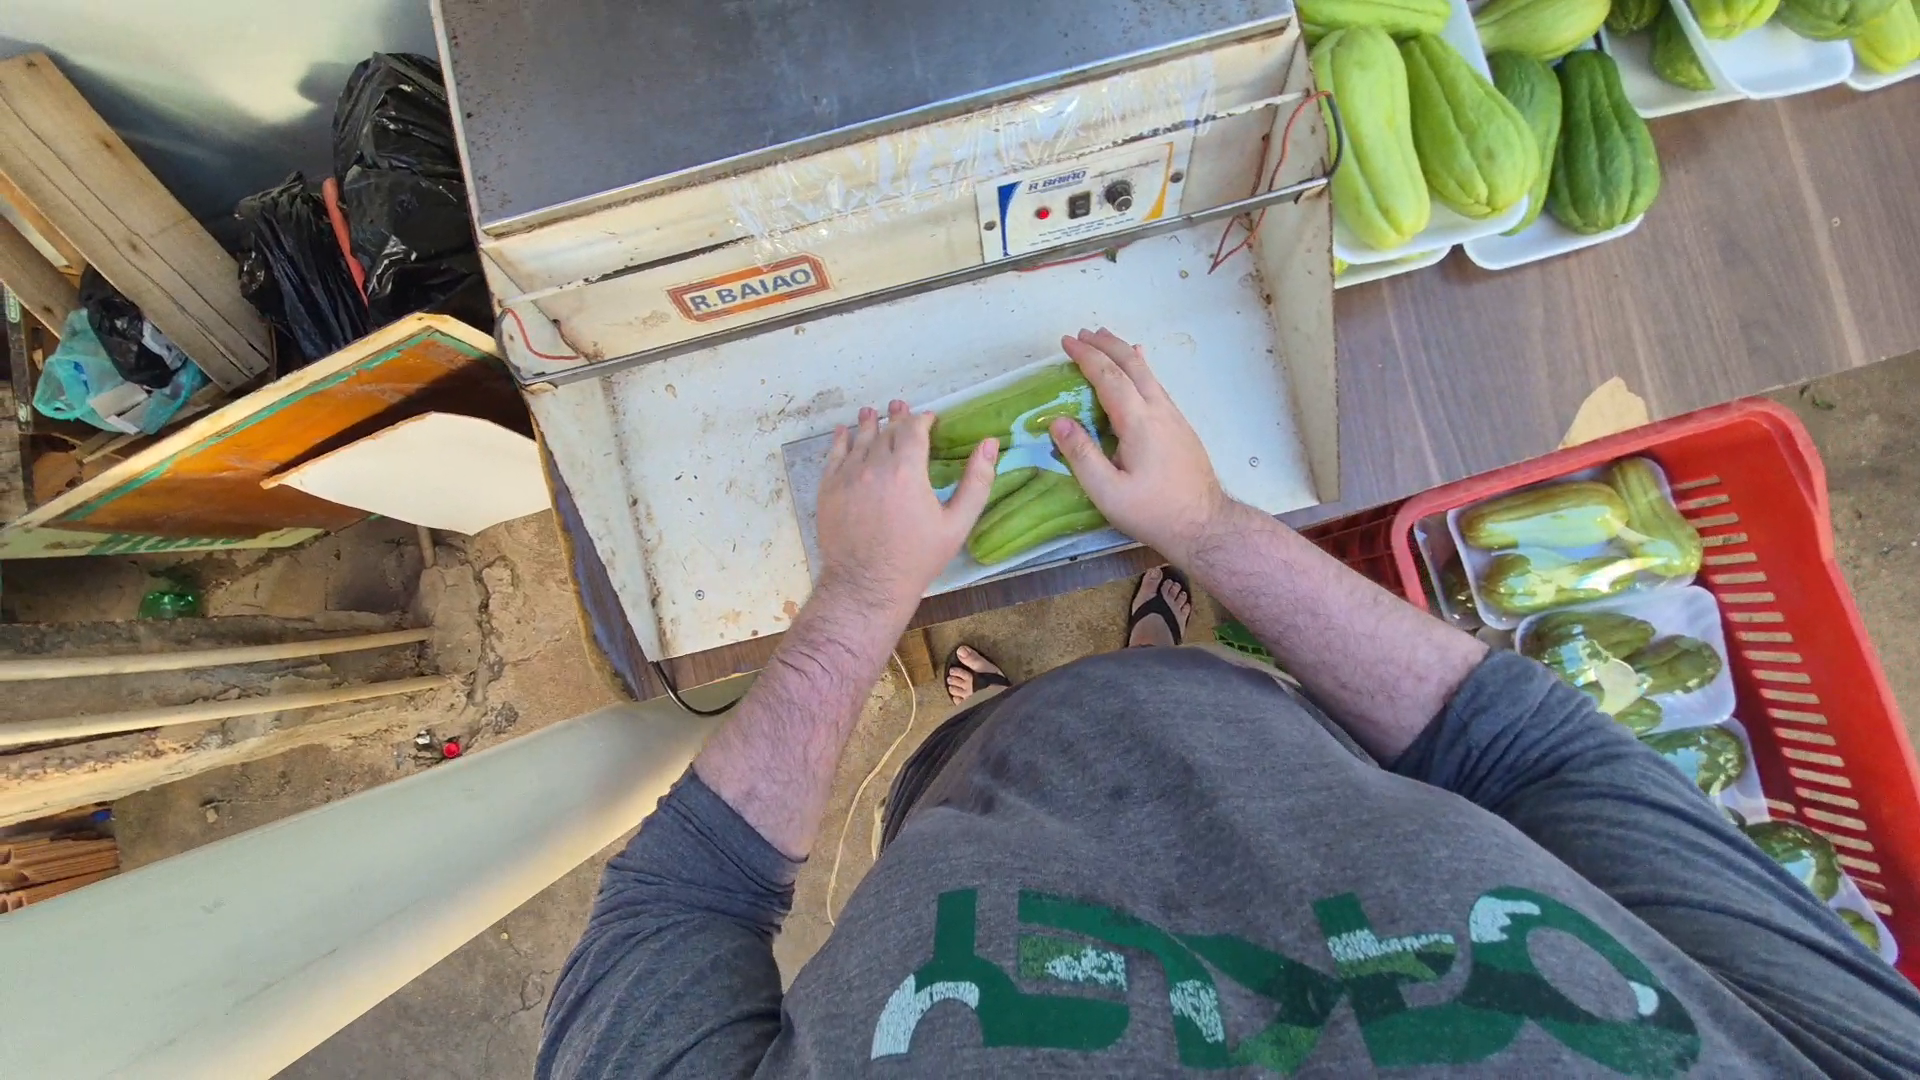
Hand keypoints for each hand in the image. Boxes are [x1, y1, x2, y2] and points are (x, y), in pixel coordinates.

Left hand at [816, 401, 998, 612]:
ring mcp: (847, 476)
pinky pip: (834, 455)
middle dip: (897, 418)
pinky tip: (844, 432)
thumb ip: (976, 482)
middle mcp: (874, 466)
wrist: (868, 585)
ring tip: (873, 412)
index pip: (914, 429)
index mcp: (907, 470)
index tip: (929, 418)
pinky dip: (841, 440)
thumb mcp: (956, 524)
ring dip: (869, 423)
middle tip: (900, 407)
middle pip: (887, 431)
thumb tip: (989, 444)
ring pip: (860, 439)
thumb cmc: (917, 558)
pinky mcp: (828, 489)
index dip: (922, 420)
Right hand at [1048, 328, 1231, 565]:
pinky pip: (1157, 387)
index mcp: (1138, 422)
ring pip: (1148, 373)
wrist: (1204, 525)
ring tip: (1107, 341)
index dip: (1087, 356)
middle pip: (1133, 365)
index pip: (1109, 377)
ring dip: (1124, 353)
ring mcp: (1174, 417)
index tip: (1068, 342)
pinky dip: (1141, 370)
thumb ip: (1082, 455)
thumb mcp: (1107, 492)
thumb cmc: (1152, 512)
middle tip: (1084, 333)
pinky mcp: (1181, 428)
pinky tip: (1141, 371)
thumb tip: (1058, 422)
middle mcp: (1159, 410)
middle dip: (1107, 345)